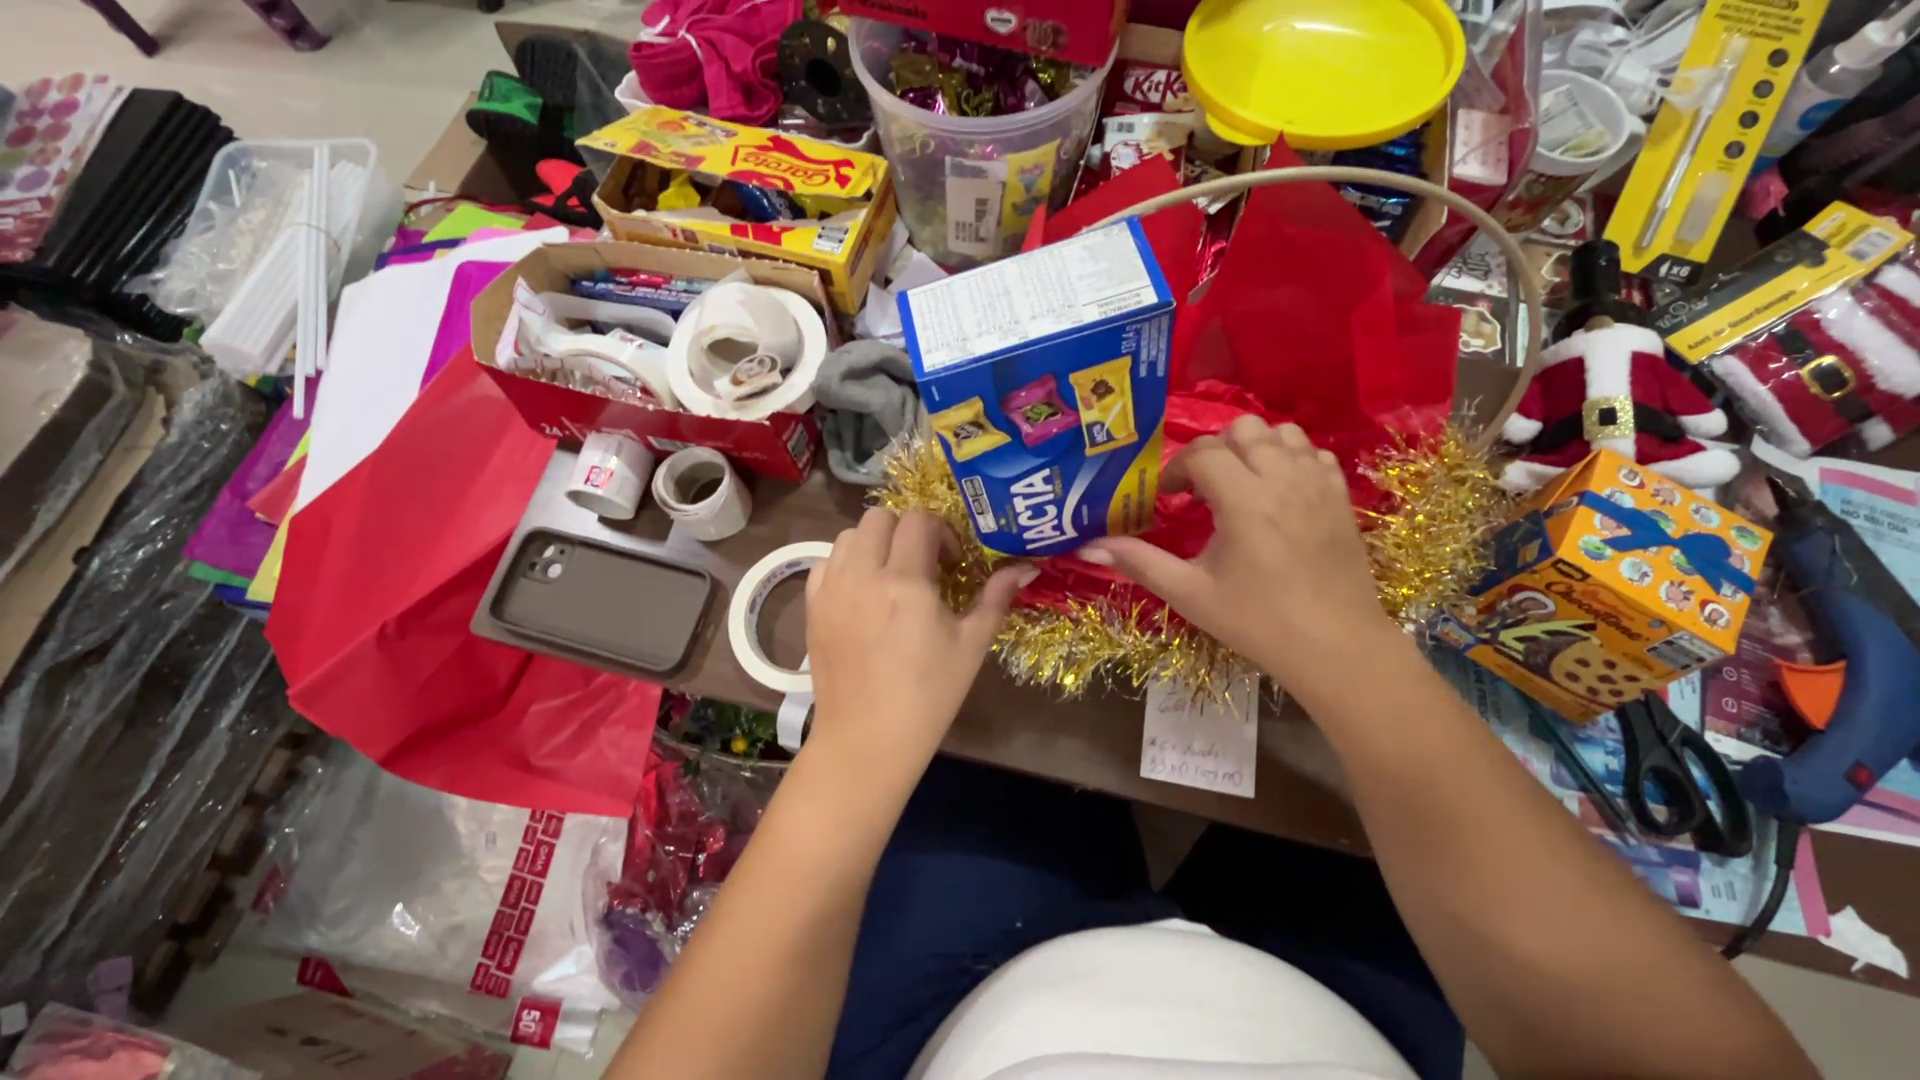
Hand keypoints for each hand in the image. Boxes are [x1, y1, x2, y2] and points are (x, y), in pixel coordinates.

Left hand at [805, 508, 1036, 771]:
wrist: (868, 738)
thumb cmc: (928, 695)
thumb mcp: (970, 646)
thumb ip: (995, 598)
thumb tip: (1025, 568)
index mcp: (906, 582)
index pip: (919, 521)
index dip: (941, 532)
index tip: (951, 563)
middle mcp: (863, 576)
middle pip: (880, 517)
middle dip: (906, 530)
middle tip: (923, 563)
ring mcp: (832, 590)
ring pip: (850, 536)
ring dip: (874, 544)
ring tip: (892, 576)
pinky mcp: (812, 607)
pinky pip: (826, 563)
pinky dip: (846, 564)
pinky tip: (863, 592)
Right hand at [1081, 417, 1398, 694]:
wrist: (1336, 647)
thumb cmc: (1257, 622)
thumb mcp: (1191, 594)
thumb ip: (1140, 562)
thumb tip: (1087, 546)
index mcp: (1243, 500)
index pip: (1203, 453)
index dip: (1178, 469)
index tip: (1169, 498)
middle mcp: (1283, 479)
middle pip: (1244, 429)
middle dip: (1216, 450)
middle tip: (1203, 488)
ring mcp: (1318, 484)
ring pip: (1283, 432)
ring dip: (1255, 448)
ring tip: (1242, 484)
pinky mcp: (1341, 496)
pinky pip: (1314, 454)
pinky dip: (1291, 460)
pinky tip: (1278, 493)